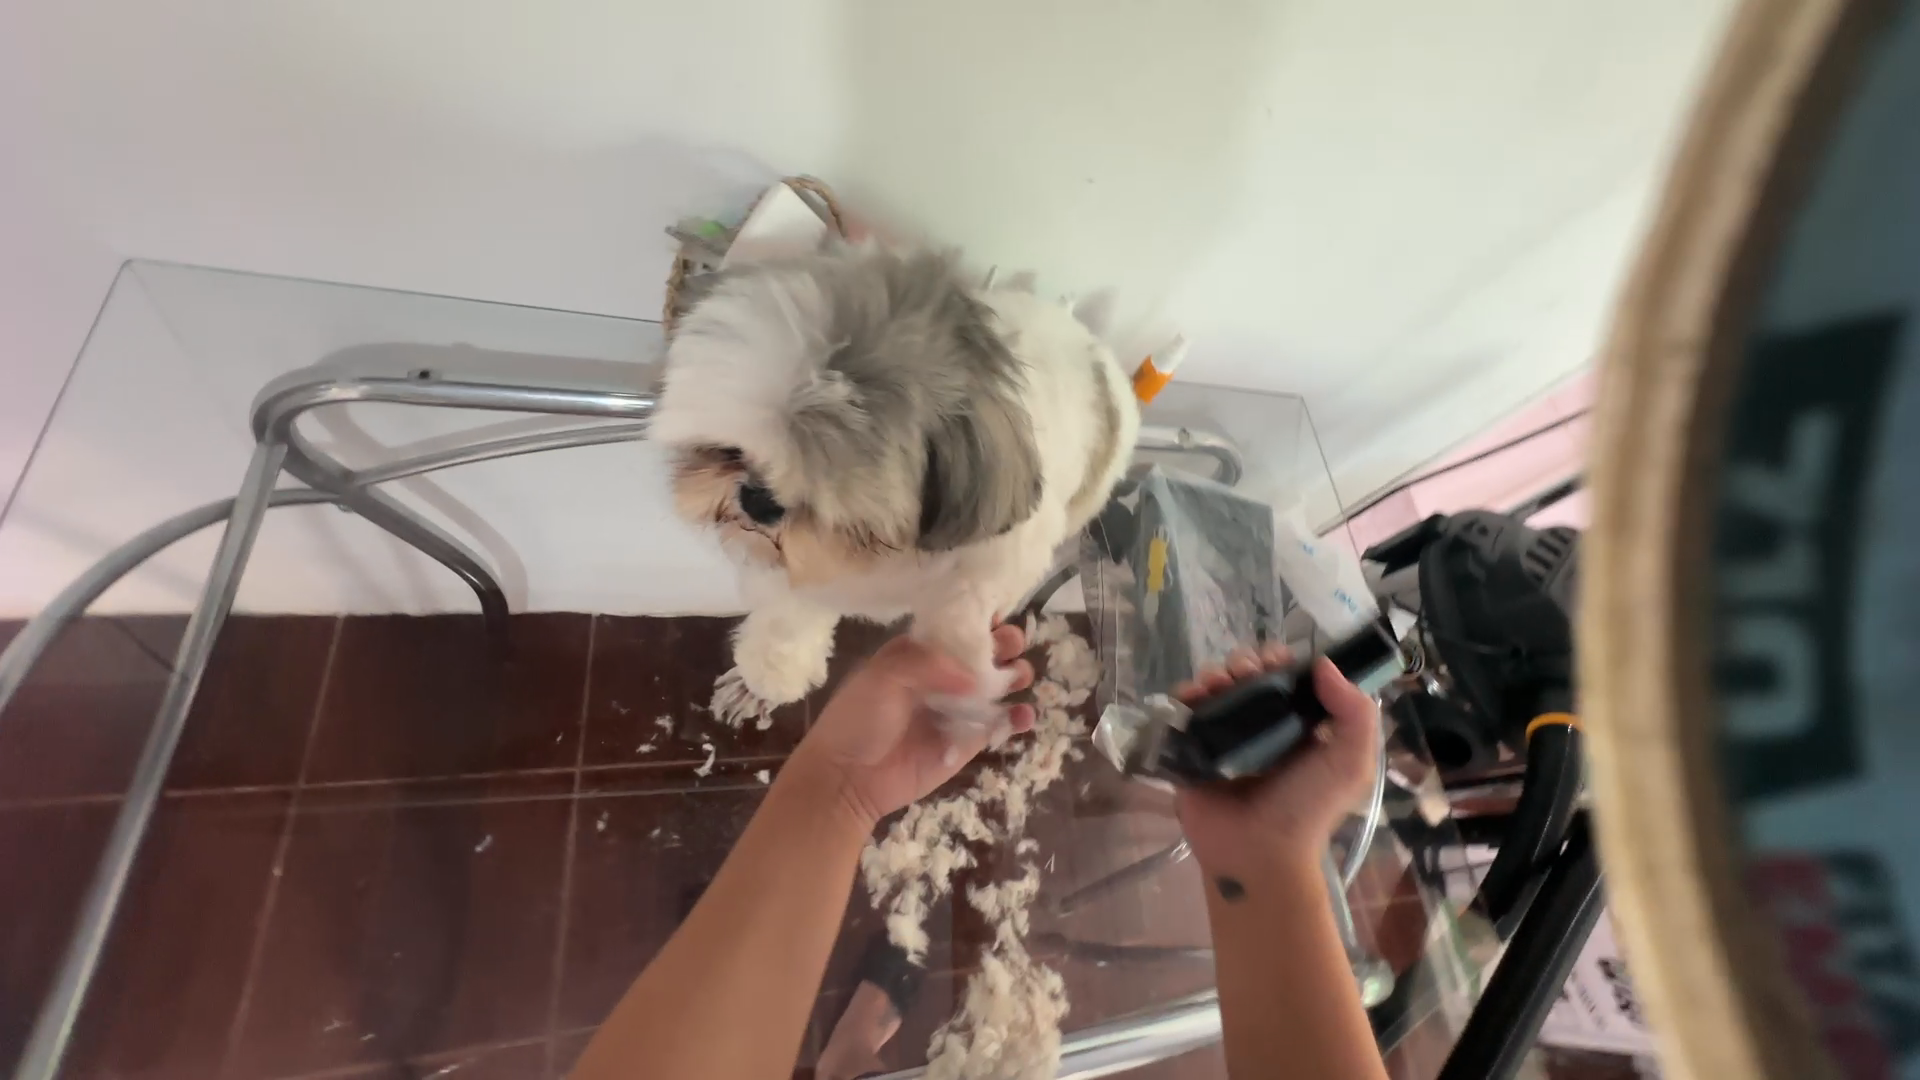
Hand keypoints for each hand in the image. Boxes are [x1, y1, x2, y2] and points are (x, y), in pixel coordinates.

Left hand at [792, 624, 1035, 828]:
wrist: (849, 778)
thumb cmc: (858, 719)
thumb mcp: (882, 676)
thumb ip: (927, 663)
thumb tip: (973, 677)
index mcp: (921, 653)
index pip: (957, 628)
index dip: (979, 620)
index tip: (994, 615)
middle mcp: (944, 676)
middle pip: (985, 653)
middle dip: (1004, 643)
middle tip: (1010, 644)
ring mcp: (960, 709)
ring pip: (1000, 685)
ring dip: (1017, 674)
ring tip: (1019, 675)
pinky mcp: (970, 741)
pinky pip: (1001, 725)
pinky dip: (1019, 718)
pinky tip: (1024, 714)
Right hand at [1173, 645, 1379, 877]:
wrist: (1257, 849)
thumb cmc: (1306, 807)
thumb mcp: (1348, 764)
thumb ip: (1354, 713)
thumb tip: (1322, 663)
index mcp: (1296, 724)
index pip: (1285, 676)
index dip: (1278, 660)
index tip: (1272, 661)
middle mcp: (1259, 724)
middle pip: (1245, 674)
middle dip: (1242, 662)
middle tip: (1241, 674)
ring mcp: (1222, 734)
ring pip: (1213, 685)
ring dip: (1213, 673)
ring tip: (1215, 685)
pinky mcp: (1191, 746)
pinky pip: (1183, 709)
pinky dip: (1184, 693)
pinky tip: (1191, 696)